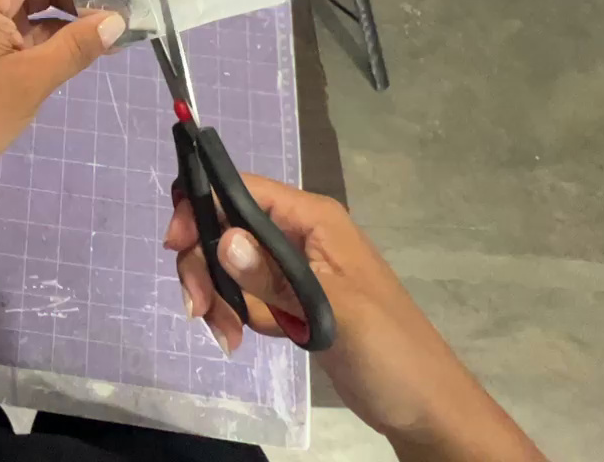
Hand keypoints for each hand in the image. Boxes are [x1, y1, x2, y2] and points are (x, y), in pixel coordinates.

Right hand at [167, 176, 513, 449]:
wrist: (428, 413)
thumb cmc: (392, 352)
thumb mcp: (335, 313)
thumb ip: (275, 276)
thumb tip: (224, 240)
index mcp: (310, 218)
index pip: (239, 190)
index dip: (200, 207)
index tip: (175, 244)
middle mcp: (295, 232)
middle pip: (224, 228)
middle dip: (204, 265)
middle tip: (197, 308)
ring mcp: (290, 265)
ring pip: (227, 262)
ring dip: (216, 295)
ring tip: (226, 334)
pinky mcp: (287, 296)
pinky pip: (241, 291)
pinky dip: (232, 312)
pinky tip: (237, 338)